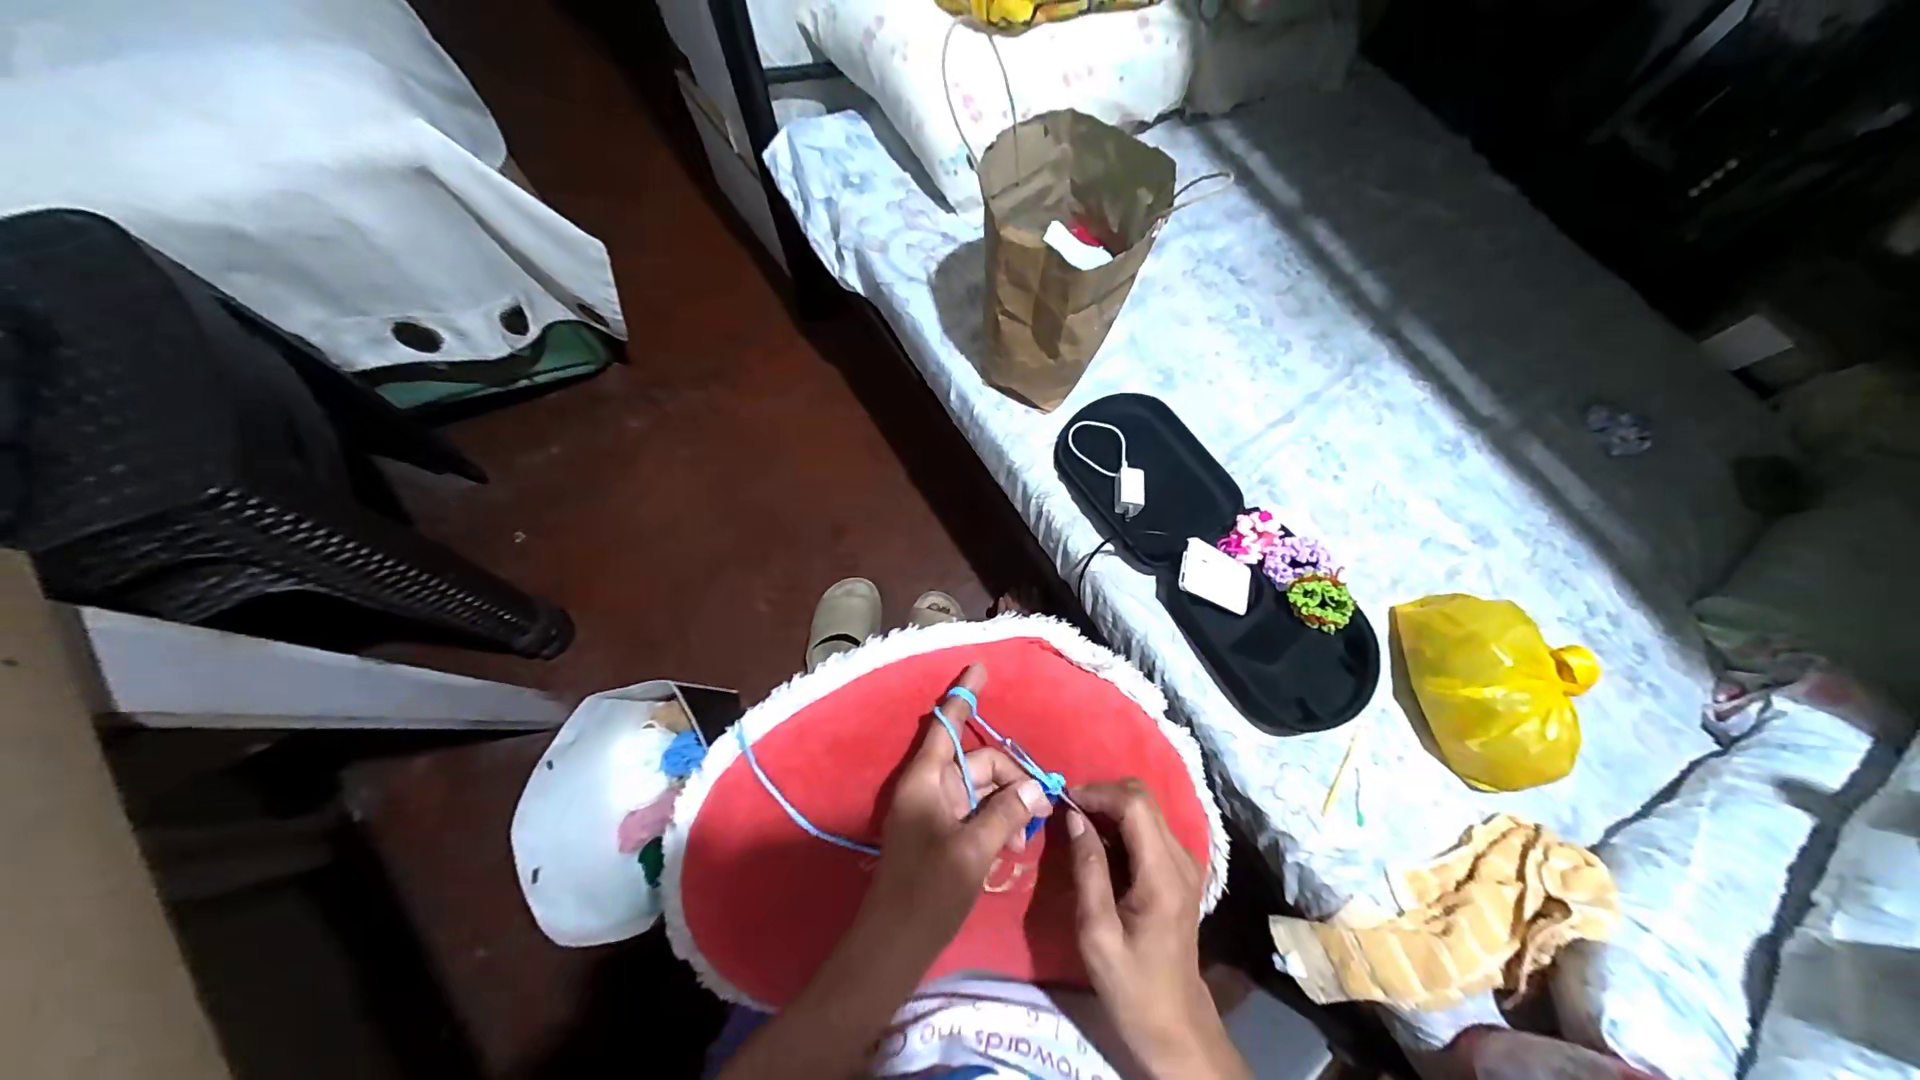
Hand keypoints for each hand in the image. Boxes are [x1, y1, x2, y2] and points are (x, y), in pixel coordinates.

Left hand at [862, 663, 1053, 952]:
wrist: (894, 944)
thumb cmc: (927, 892)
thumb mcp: (972, 850)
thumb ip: (1005, 813)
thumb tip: (1034, 788)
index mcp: (926, 779)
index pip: (946, 724)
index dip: (964, 695)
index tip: (980, 666)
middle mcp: (930, 787)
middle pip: (977, 762)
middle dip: (1011, 775)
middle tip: (1044, 807)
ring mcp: (935, 811)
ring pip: (981, 789)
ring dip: (1009, 802)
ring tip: (1031, 832)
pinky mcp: (942, 834)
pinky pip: (975, 812)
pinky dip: (998, 820)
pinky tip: (1015, 842)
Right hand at [1068, 781, 1248, 1079]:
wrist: (1173, 1022)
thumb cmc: (1130, 984)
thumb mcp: (1096, 932)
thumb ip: (1087, 869)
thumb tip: (1074, 816)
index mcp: (1163, 875)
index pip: (1135, 805)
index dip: (1098, 793)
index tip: (1064, 800)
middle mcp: (1181, 859)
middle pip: (1143, 798)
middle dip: (1102, 794)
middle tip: (1067, 809)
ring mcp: (1184, 864)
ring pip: (1146, 809)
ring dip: (1110, 806)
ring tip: (1076, 822)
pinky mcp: (1178, 871)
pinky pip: (1148, 828)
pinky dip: (1120, 822)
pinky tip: (1097, 841)